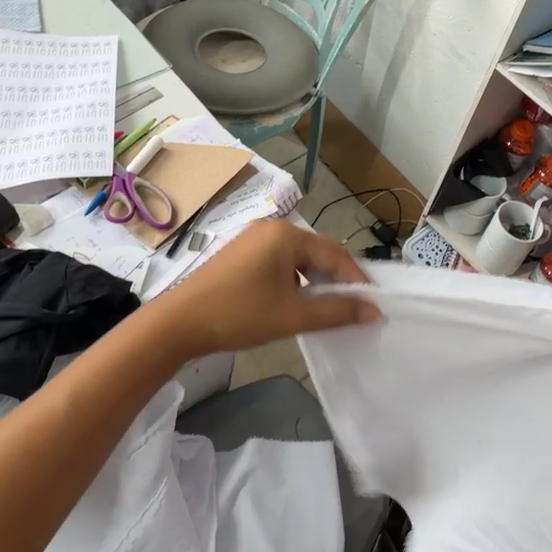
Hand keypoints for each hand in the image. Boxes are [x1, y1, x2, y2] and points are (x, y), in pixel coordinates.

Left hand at [144, 219, 379, 359]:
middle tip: (352, 308)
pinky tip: (294, 303)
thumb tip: (374, 311)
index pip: (334, 253)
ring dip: (314, 282)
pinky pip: (278, 262)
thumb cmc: (239, 314)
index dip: (356, 280)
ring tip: (326, 309)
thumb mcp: (293, 316)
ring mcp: (252, 239)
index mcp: (286, 234)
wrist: (178, 324)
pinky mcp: (239, 254)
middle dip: (335, 279)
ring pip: (297, 258)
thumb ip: (337, 311)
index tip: (372, 305)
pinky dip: (293, 281)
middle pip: (316, 252)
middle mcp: (271, 228)